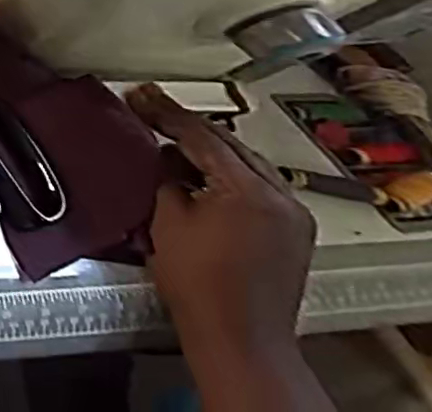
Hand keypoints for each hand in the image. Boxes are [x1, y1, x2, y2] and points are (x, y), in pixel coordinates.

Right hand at [128, 84, 316, 356]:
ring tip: (166, 133)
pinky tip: (193, 170)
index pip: (202, 136)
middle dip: (186, 124)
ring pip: (242, 162)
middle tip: (148, 104)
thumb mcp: (167, 216)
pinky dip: (221, 171)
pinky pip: (253, 184)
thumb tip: (163, 155)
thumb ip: (167, 176)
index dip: (165, 112)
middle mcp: (282, 200)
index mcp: (252, 192)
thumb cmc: (198, 281)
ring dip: (204, 147)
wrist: (237, 336)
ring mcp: (291, 218)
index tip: (139, 95)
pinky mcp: (288, 233)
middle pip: (228, 144)